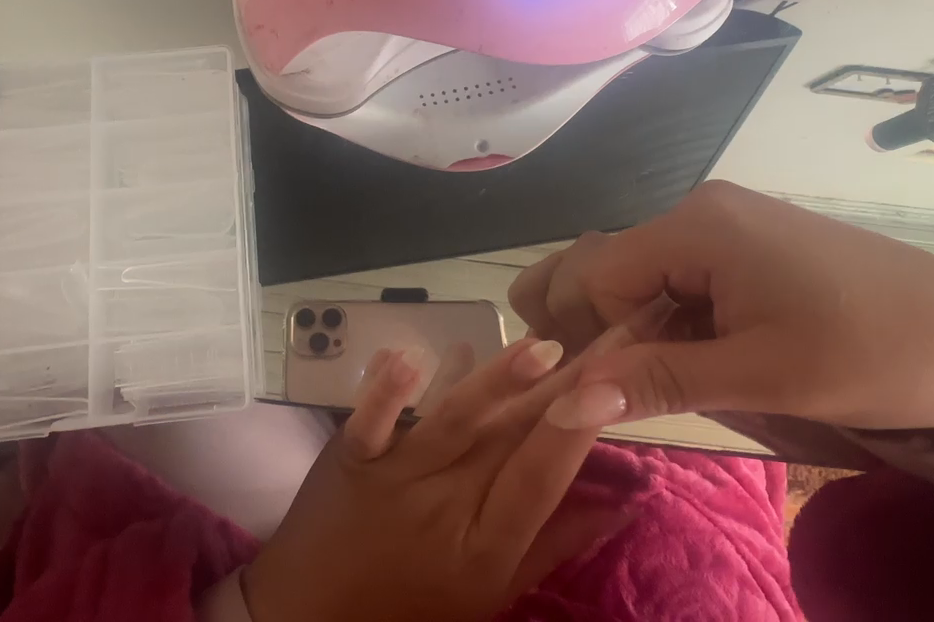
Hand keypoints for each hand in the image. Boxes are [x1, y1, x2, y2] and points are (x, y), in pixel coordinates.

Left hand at [244, 338, 611, 621]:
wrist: (311, 615)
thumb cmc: (412, 606)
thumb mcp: (492, 591)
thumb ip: (554, 542)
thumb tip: (622, 503)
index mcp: (484, 545)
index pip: (538, 481)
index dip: (573, 434)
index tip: (611, 388)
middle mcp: (444, 506)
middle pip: (508, 439)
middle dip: (559, 387)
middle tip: (602, 340)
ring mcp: (395, 476)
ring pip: (452, 422)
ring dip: (495, 381)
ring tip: (540, 346)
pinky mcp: (350, 456)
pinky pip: (370, 422)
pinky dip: (386, 391)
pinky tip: (410, 356)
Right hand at [508, 181, 933, 434]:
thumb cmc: (873, 355)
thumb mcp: (761, 377)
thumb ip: (657, 380)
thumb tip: (564, 404)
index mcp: (696, 225)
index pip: (597, 276)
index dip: (598, 336)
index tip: (630, 388)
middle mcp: (700, 207)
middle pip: (615, 268)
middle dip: (618, 329)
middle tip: (659, 383)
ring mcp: (726, 219)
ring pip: (646, 275)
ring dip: (652, 329)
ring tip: (697, 371)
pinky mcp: (748, 239)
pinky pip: (683, 274)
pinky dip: (682, 317)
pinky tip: (714, 350)